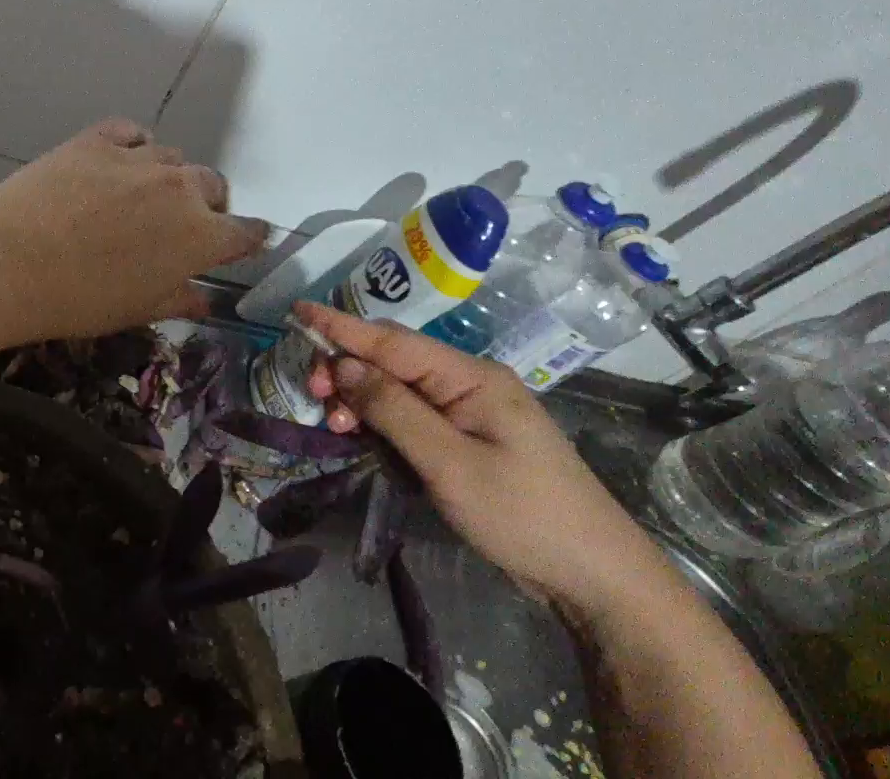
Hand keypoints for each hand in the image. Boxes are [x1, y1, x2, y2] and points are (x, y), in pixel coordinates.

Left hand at [0, 118, 267, 339]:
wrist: (12, 260)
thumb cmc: (80, 300)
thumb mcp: (137, 310)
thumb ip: (179, 299)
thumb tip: (204, 298)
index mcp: (201, 236)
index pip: (245, 232)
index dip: (248, 238)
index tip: (242, 243)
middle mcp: (179, 188)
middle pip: (212, 186)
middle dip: (206, 204)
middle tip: (179, 226)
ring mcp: (138, 159)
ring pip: (172, 158)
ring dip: (167, 176)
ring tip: (140, 197)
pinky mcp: (97, 140)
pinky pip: (130, 132)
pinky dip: (133, 145)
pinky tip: (118, 161)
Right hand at [296, 302, 676, 615]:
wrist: (594, 577)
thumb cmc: (523, 515)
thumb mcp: (449, 463)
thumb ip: (393, 409)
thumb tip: (344, 365)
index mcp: (471, 378)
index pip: (392, 341)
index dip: (341, 325)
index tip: (296, 311)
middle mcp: (468, 385)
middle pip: (391, 361)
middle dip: (345, 370)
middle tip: (315, 398)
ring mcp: (469, 413)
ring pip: (396, 390)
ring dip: (360, 400)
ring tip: (337, 427)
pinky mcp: (465, 441)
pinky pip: (410, 417)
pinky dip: (379, 422)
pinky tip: (362, 437)